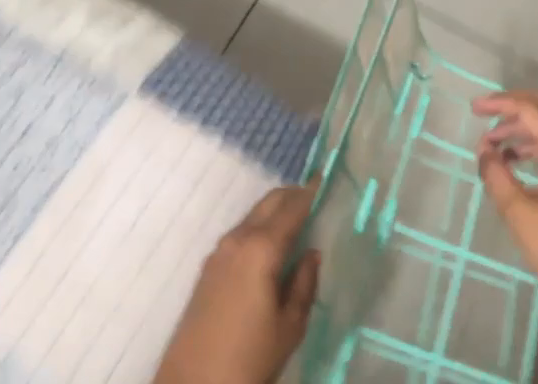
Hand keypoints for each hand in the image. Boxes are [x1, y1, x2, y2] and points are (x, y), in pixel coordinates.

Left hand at [153, 185, 320, 383]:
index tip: (328, 178)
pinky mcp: (208, 269)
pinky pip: (241, 234)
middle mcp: (238, 240)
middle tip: (318, 202)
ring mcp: (219, 253)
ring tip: (299, 226)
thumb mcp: (290, 326)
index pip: (293, 207)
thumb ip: (304, 283)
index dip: (312, 191)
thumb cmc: (249, 359)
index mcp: (262, 249)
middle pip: (270, 202)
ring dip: (276, 212)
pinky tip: (273, 250)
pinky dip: (260, 228)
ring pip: (254, 216)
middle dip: (294, 196)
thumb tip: (311, 254)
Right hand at [472, 92, 537, 310]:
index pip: (530, 109)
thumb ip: (497, 174)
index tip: (473, 108)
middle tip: (482, 114)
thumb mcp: (518, 212)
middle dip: (511, 107)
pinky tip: (511, 159)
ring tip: (490, 144)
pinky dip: (532, 144)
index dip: (500, 103)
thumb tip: (483, 149)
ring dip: (520, 128)